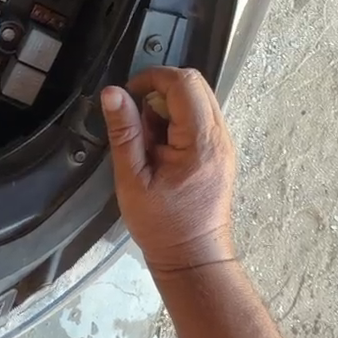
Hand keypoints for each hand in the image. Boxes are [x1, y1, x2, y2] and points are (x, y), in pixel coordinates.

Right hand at [101, 67, 237, 273]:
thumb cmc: (162, 226)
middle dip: (160, 88)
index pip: (183, 82)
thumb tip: (113, 92)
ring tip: (148, 135)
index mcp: (201, 141)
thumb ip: (124, 131)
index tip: (129, 96)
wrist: (194, 259)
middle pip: (195, 82)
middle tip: (137, 116)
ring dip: (169, 103)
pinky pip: (201, 114)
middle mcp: (220, 135)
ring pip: (198, 96)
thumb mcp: (132, 179)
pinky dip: (178, 117)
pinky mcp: (221, 150)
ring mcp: (224, 142)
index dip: (152, 78)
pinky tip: (162, 145)